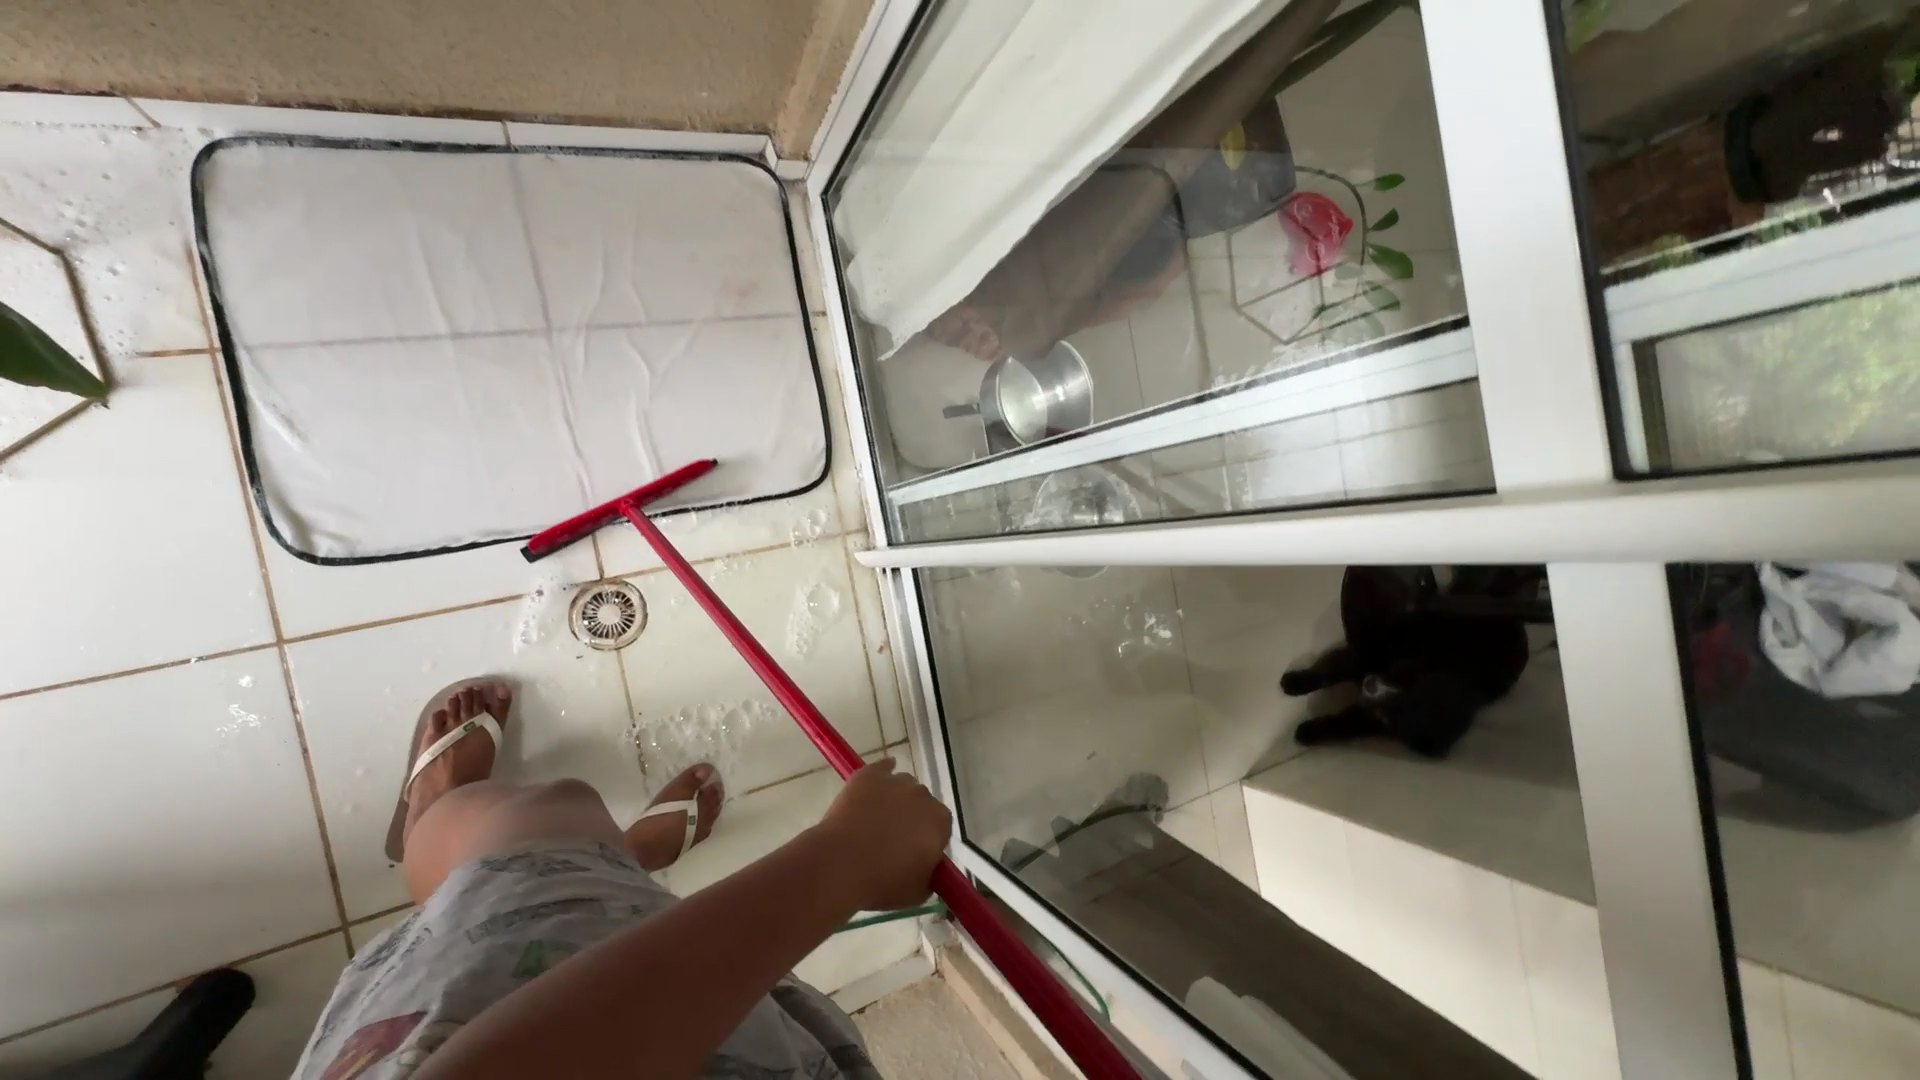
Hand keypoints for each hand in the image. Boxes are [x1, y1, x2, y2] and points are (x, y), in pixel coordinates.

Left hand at [815, 760, 951, 911]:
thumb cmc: (881, 882)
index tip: (912, 852)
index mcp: (939, 822)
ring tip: (875, 818)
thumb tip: (925, 865)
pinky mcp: (870, 774)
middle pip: (922, 803)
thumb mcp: (917, 892)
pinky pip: (883, 766)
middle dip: (911, 817)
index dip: (927, 838)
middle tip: (892, 839)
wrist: (839, 864)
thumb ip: (929, 874)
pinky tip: (877, 780)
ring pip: (902, 785)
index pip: (940, 826)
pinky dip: (882, 772)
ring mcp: (895, 781)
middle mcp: (922, 796)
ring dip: (895, 798)